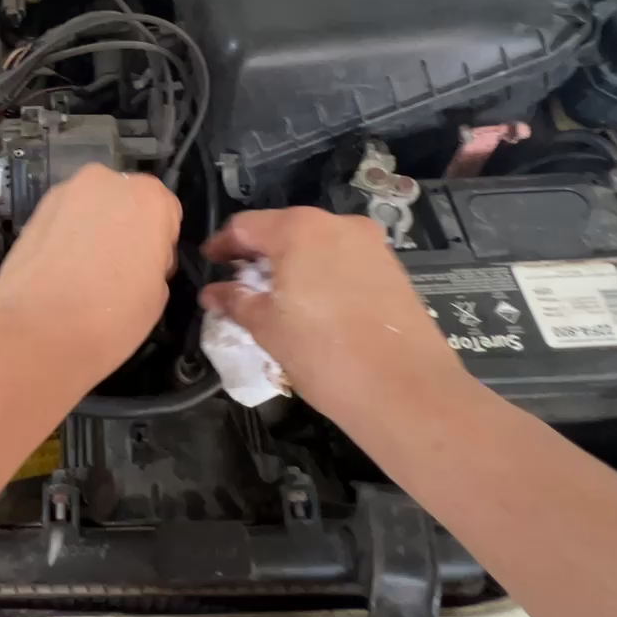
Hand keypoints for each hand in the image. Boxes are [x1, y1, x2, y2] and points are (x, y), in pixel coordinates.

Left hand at [0, 165, 181, 368]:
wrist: (39, 331)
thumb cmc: (112, 316)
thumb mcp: (159, 292)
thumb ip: (153, 258)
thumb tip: (137, 257)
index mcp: (149, 197)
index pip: (166, 211)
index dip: (159, 241)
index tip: (149, 268)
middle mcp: (107, 181)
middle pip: (126, 201)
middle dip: (125, 227)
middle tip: (117, 269)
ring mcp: (65, 191)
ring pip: (92, 207)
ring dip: (94, 228)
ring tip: (84, 271)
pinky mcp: (35, 210)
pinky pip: (64, 218)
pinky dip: (66, 235)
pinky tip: (61, 269)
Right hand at [199, 208, 468, 418]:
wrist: (406, 392)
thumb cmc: (324, 353)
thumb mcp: (267, 327)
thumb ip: (236, 301)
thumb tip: (213, 293)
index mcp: (298, 229)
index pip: (245, 225)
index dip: (222, 245)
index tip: (210, 266)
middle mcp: (336, 224)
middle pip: (283, 229)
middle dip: (258, 255)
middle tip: (240, 285)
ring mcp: (370, 244)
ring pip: (316, 244)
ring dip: (291, 264)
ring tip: (277, 299)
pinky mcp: (392, 268)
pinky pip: (343, 260)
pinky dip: (321, 274)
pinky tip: (315, 307)